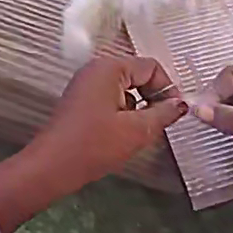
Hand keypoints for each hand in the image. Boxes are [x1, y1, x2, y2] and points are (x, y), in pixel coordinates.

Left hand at [28, 56, 186, 184]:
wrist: (52, 165)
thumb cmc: (94, 145)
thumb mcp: (136, 131)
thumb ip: (163, 113)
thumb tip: (180, 104)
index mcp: (109, 68)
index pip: (151, 67)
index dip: (167, 88)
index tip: (175, 113)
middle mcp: (96, 69)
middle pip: (137, 74)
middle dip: (153, 97)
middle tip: (161, 123)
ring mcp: (86, 83)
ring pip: (125, 88)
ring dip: (139, 106)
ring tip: (143, 131)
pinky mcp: (81, 99)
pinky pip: (111, 97)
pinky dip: (123, 111)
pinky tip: (125, 133)